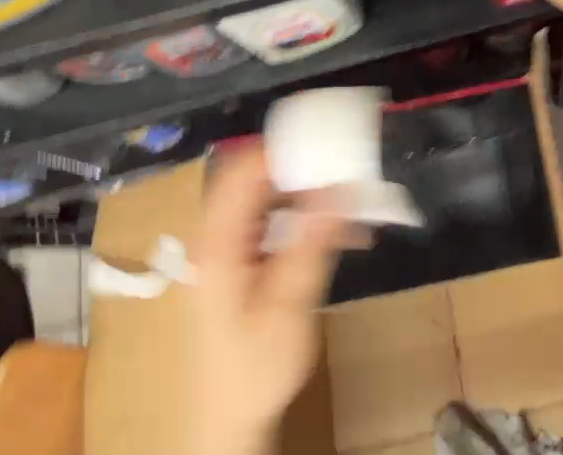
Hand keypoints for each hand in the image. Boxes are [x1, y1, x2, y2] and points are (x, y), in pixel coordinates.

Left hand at [190, 144, 357, 454]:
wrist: (226, 421)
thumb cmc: (254, 369)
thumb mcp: (289, 306)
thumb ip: (312, 242)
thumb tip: (339, 187)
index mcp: (217, 244)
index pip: (243, 171)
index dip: (283, 148)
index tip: (328, 141)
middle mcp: (213, 239)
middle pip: (254, 180)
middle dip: (301, 168)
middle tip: (347, 165)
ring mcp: (222, 251)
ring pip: (263, 199)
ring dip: (305, 193)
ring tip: (349, 196)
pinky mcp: (235, 265)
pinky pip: (267, 223)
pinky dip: (300, 218)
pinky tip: (335, 229)